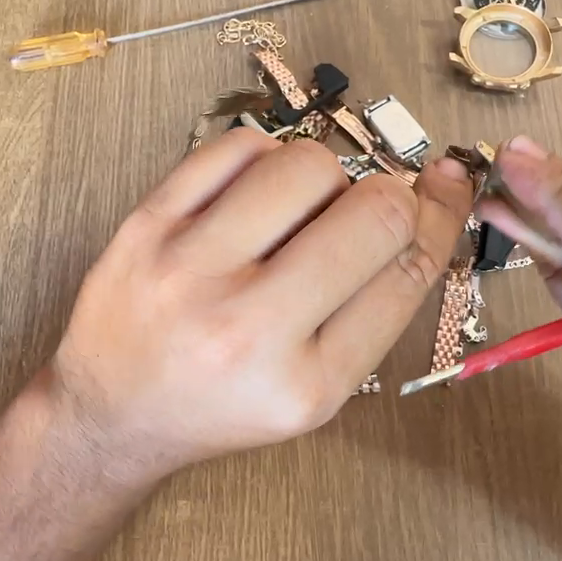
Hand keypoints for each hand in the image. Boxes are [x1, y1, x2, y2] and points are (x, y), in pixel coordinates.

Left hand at [47, 129, 473, 478]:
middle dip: (389, 196)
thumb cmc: (220, 404)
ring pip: (305, 164)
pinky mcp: (145, 227)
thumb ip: (374, 309)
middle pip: (372, 212)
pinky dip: (264, 156)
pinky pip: (235, 147)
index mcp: (306, 384)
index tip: (446, 186)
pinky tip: (256, 192)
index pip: (406, 272)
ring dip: (323, 177)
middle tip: (363, 211)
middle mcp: (248, 327)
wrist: (115, 412)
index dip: (441, 216)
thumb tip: (427, 202)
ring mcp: (189, 270)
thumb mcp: (312, 392)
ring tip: (299, 211)